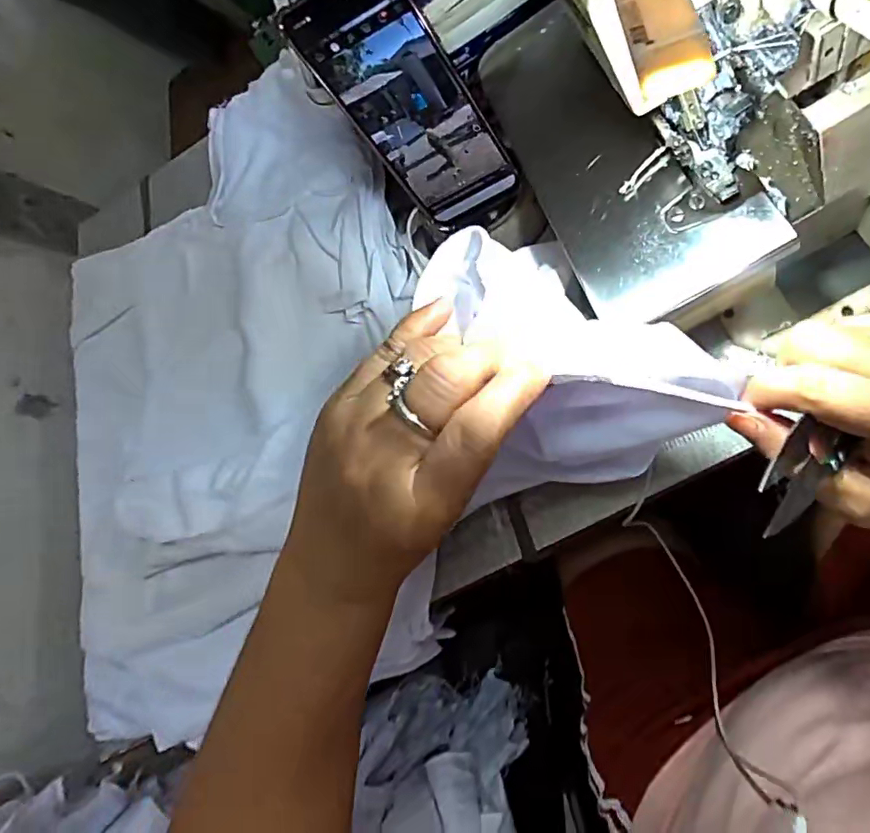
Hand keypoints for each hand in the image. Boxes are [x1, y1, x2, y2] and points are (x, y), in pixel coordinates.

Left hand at [285, 299, 548, 603]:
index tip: (537, 368)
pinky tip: (444, 312)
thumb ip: (480, 442)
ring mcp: (351, 421)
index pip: (476, 429)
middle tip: (513, 353)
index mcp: (425, 495)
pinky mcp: (333, 402)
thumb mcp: (455, 503)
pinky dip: (418, 328)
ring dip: (458, 345)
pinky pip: (382, 350)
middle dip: (488, 357)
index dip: (511, 390)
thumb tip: (509, 378)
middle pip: (444, 382)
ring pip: (416, 359)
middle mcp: (383, 452)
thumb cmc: (407, 536)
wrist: (332, 558)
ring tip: (481, 347)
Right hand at [726, 315, 869, 539]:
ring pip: (820, 328)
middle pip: (809, 340)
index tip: (749, 410)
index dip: (767, 392)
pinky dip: (834, 354)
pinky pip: (843, 325)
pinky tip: (858, 381)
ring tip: (835, 399)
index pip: (815, 384)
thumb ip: (797, 461)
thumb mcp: (863, 502)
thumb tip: (742, 417)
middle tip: (799, 411)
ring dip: (809, 362)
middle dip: (784, 372)